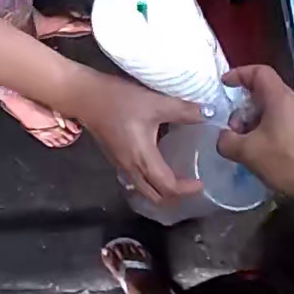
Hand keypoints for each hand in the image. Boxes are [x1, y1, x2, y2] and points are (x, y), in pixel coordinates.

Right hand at [65, 70, 205, 204]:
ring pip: (144, 190)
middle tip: (193, 185)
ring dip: (162, 191)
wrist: (83, 95)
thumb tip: (209, 114)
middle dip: (176, 197)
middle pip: (155, 196)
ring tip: (180, 178)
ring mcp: (121, 165)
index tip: (202, 183)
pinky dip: (152, 181)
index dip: (187, 190)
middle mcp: (131, 168)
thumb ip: (183, 110)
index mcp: (143, 159)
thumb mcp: (155, 103)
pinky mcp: (115, 158)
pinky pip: (137, 180)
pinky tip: (160, 164)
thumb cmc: (119, 100)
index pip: (168, 187)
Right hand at [217, 65, 293, 202]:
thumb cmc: (286, 162)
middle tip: (233, 129)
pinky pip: (281, 122)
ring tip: (244, 144)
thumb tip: (223, 137)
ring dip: (253, 122)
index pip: (259, 72)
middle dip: (243, 107)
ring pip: (271, 109)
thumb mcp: (248, 152)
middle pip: (263, 92)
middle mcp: (293, 102)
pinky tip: (260, 152)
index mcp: (280, 98)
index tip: (224, 84)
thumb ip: (227, 140)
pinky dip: (266, 130)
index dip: (239, 73)